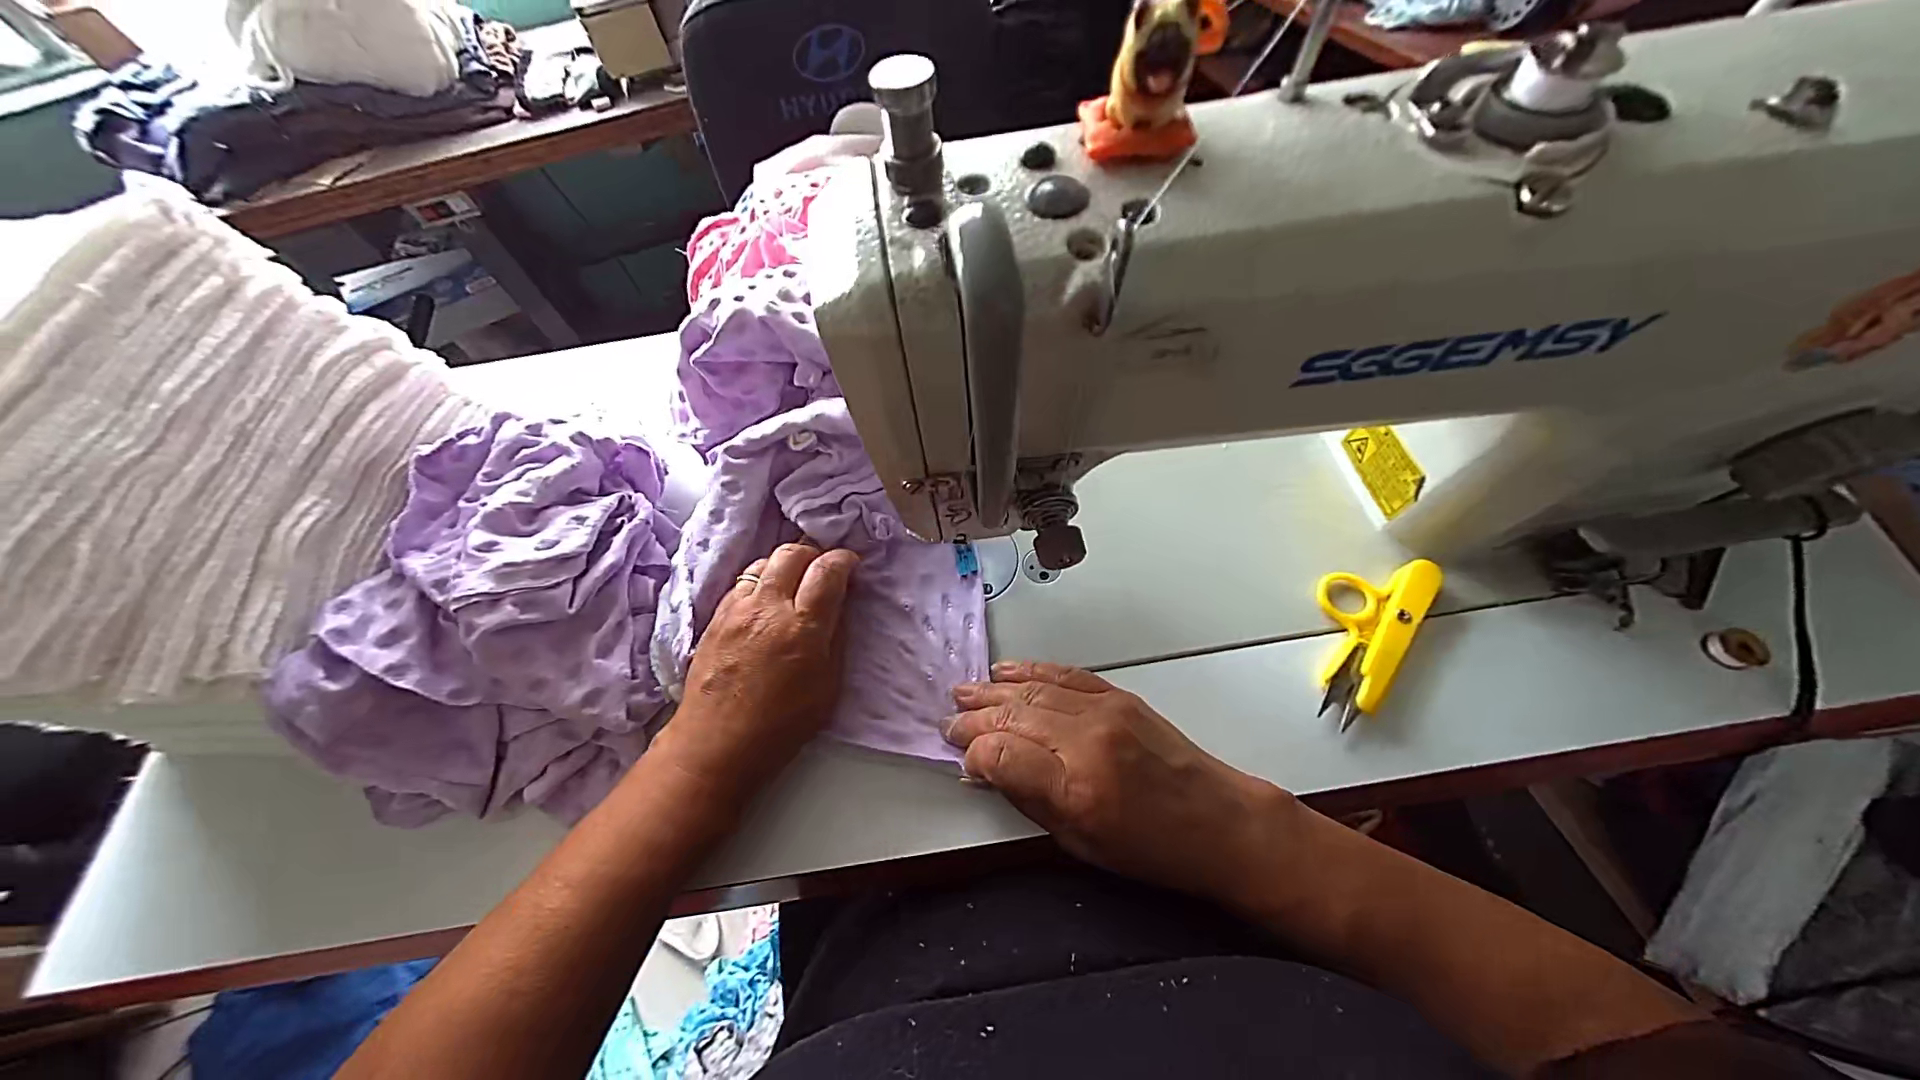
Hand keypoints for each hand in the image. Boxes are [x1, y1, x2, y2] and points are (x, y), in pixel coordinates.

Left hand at [652, 542, 859, 800]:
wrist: (716, 745)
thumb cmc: (781, 725)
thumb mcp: (828, 686)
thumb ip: (836, 637)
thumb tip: (841, 603)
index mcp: (802, 627)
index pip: (827, 570)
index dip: (845, 560)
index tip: (853, 564)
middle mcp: (767, 608)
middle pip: (793, 552)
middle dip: (815, 553)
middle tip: (825, 569)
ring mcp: (736, 610)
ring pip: (764, 562)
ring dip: (786, 564)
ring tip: (796, 583)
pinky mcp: (715, 617)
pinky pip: (742, 583)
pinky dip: (761, 581)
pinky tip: (767, 602)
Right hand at [943, 660, 1298, 909]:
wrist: (1219, 822)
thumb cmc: (1154, 847)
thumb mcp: (1079, 842)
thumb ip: (1026, 798)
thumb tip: (987, 770)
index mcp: (1077, 786)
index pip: (1000, 754)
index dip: (973, 754)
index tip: (964, 759)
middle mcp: (1088, 739)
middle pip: (1012, 715)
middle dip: (975, 717)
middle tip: (950, 720)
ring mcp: (1105, 711)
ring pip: (1033, 689)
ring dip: (994, 689)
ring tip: (965, 691)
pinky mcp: (1118, 696)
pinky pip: (1064, 674)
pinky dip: (1031, 670)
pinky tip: (1008, 671)